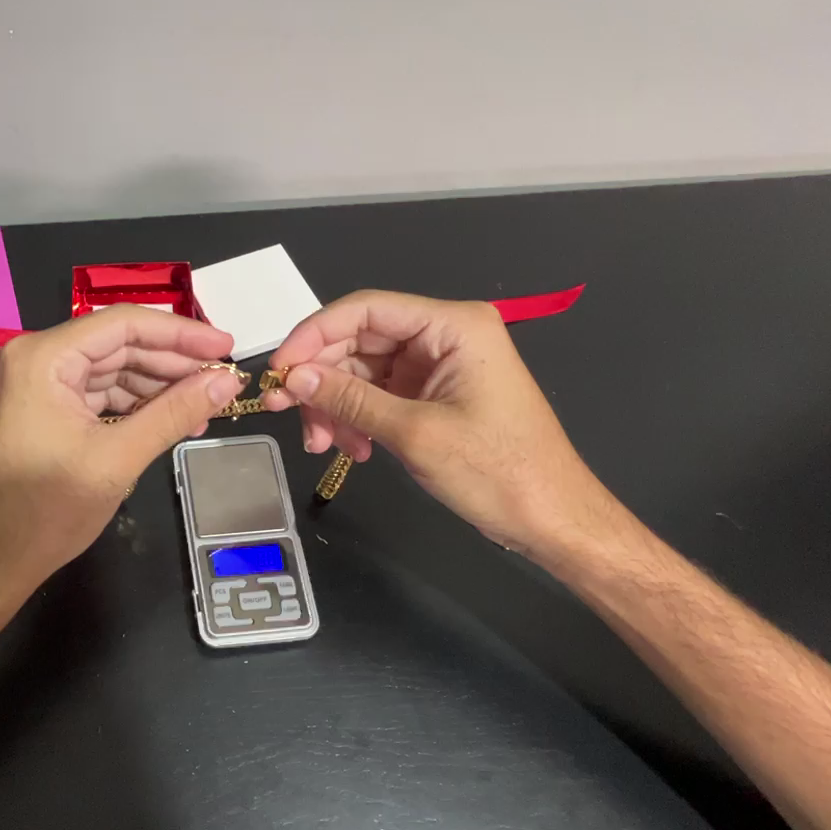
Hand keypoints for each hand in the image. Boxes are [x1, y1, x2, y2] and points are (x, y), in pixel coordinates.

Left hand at [0, 305, 241, 602]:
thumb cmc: (49, 511)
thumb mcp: (119, 458)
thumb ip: (175, 413)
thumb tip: (227, 381)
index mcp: (43, 358)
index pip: (123, 324)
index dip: (181, 333)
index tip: (226, 346)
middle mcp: (34, 357)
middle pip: (117, 344)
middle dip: (172, 362)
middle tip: (222, 379)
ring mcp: (35, 382)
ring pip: (110, 368)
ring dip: (157, 385)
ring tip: (204, 406)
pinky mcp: (41, 406)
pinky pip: (96, 391)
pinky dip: (133, 403)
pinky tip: (170, 418)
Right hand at [261, 290, 615, 552]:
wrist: (551, 519)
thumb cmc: (497, 472)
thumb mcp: (414, 433)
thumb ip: (349, 399)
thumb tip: (292, 378)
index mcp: (452, 326)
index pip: (365, 310)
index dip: (313, 336)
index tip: (278, 371)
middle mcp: (442, 336)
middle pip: (358, 342)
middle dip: (321, 380)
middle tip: (286, 415)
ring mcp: (435, 367)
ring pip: (361, 372)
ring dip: (335, 406)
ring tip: (324, 445)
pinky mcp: (431, 395)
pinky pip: (376, 395)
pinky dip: (355, 419)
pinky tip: (350, 448)